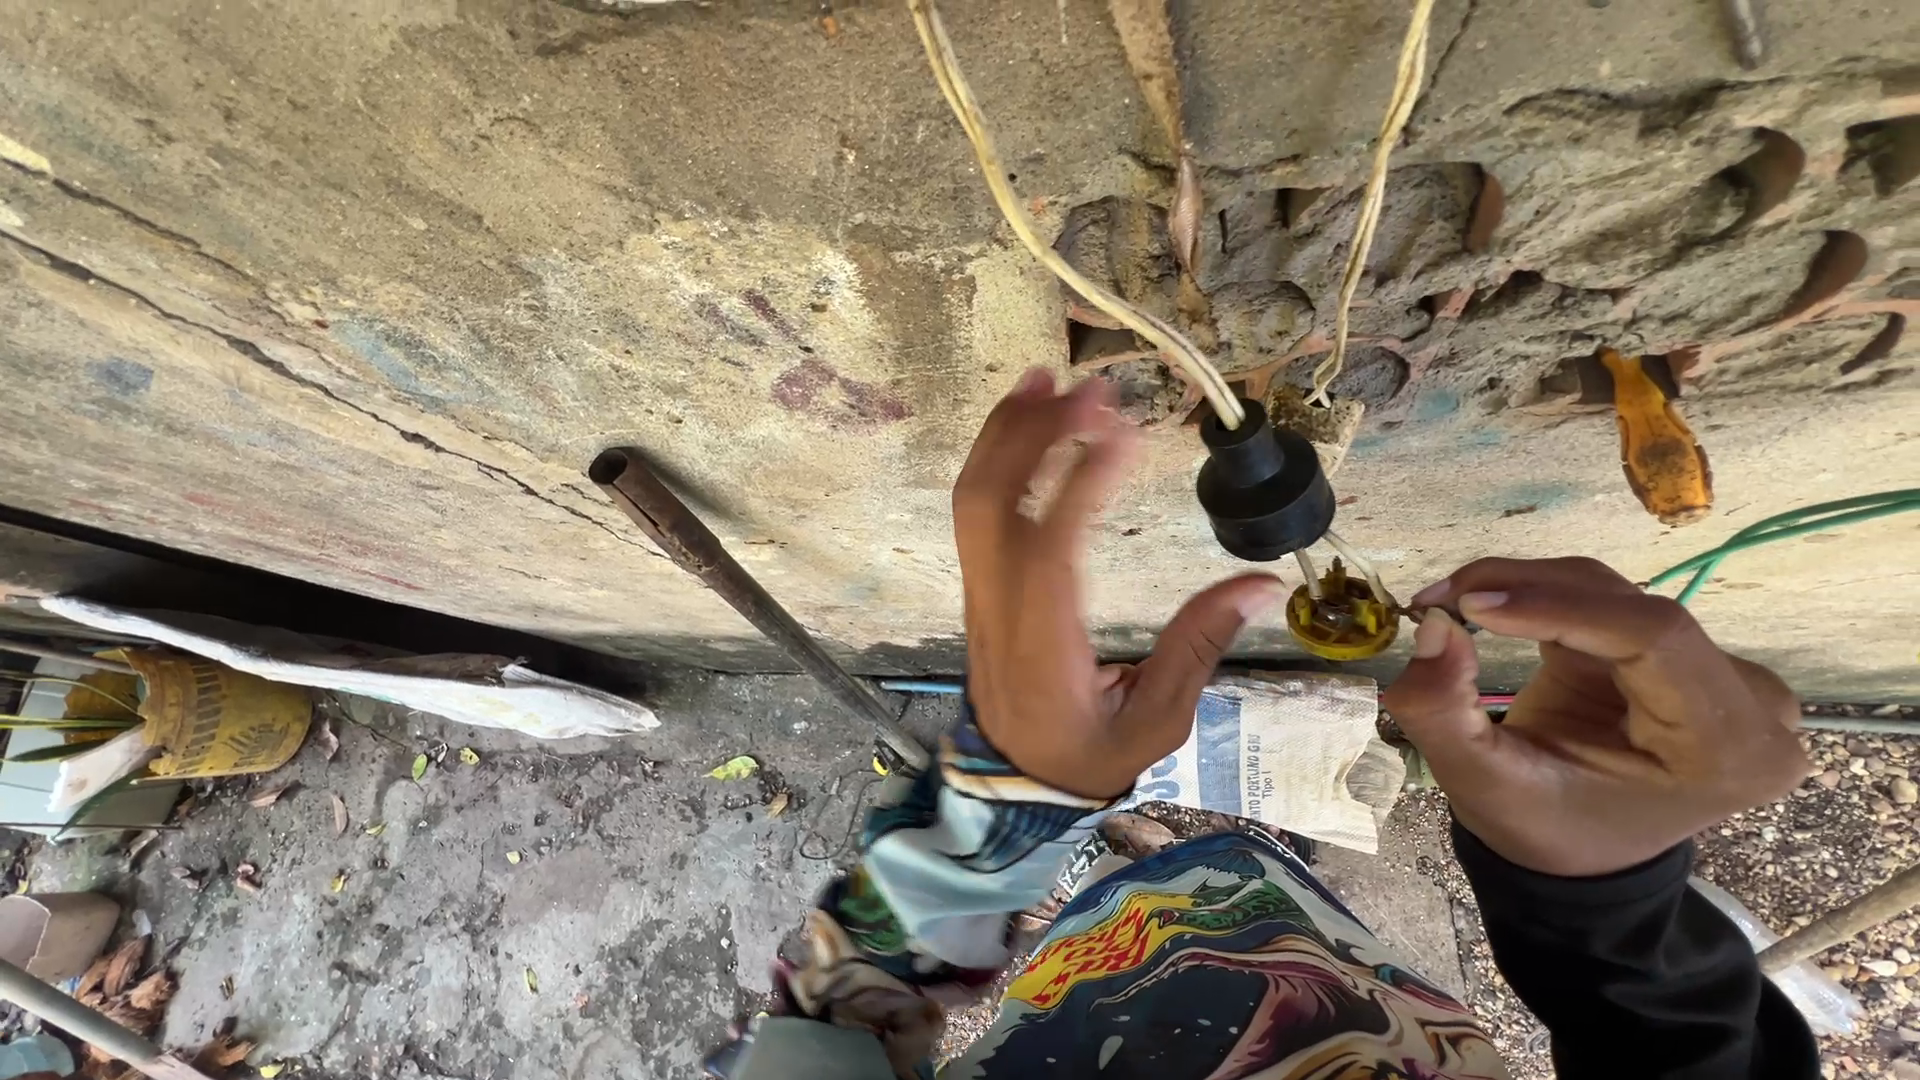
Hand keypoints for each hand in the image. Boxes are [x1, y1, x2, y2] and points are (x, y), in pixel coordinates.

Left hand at [953, 369, 1286, 799]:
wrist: (1017, 780)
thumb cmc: (1090, 755)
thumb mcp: (1158, 722)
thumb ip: (1198, 648)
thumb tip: (1258, 584)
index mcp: (1043, 643)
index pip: (1050, 548)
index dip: (1081, 483)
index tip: (1125, 431)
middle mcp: (1000, 606)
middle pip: (993, 504)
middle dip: (1036, 436)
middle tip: (1091, 389)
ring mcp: (979, 592)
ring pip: (973, 500)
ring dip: (1004, 433)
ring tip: (1044, 380)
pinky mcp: (978, 585)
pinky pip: (974, 513)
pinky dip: (994, 459)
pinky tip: (1023, 427)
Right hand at [1382, 557, 1805, 877]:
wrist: (1575, 851)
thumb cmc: (1541, 827)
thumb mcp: (1479, 780)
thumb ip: (1442, 710)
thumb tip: (1433, 625)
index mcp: (1728, 750)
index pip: (1653, 637)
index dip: (1557, 608)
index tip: (1468, 605)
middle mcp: (1747, 702)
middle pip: (1630, 608)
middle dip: (1524, 589)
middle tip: (1436, 598)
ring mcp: (1716, 673)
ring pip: (1609, 593)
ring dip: (1520, 585)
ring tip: (1445, 600)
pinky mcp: (1670, 654)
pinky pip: (1598, 602)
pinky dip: (1531, 595)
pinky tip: (1479, 606)